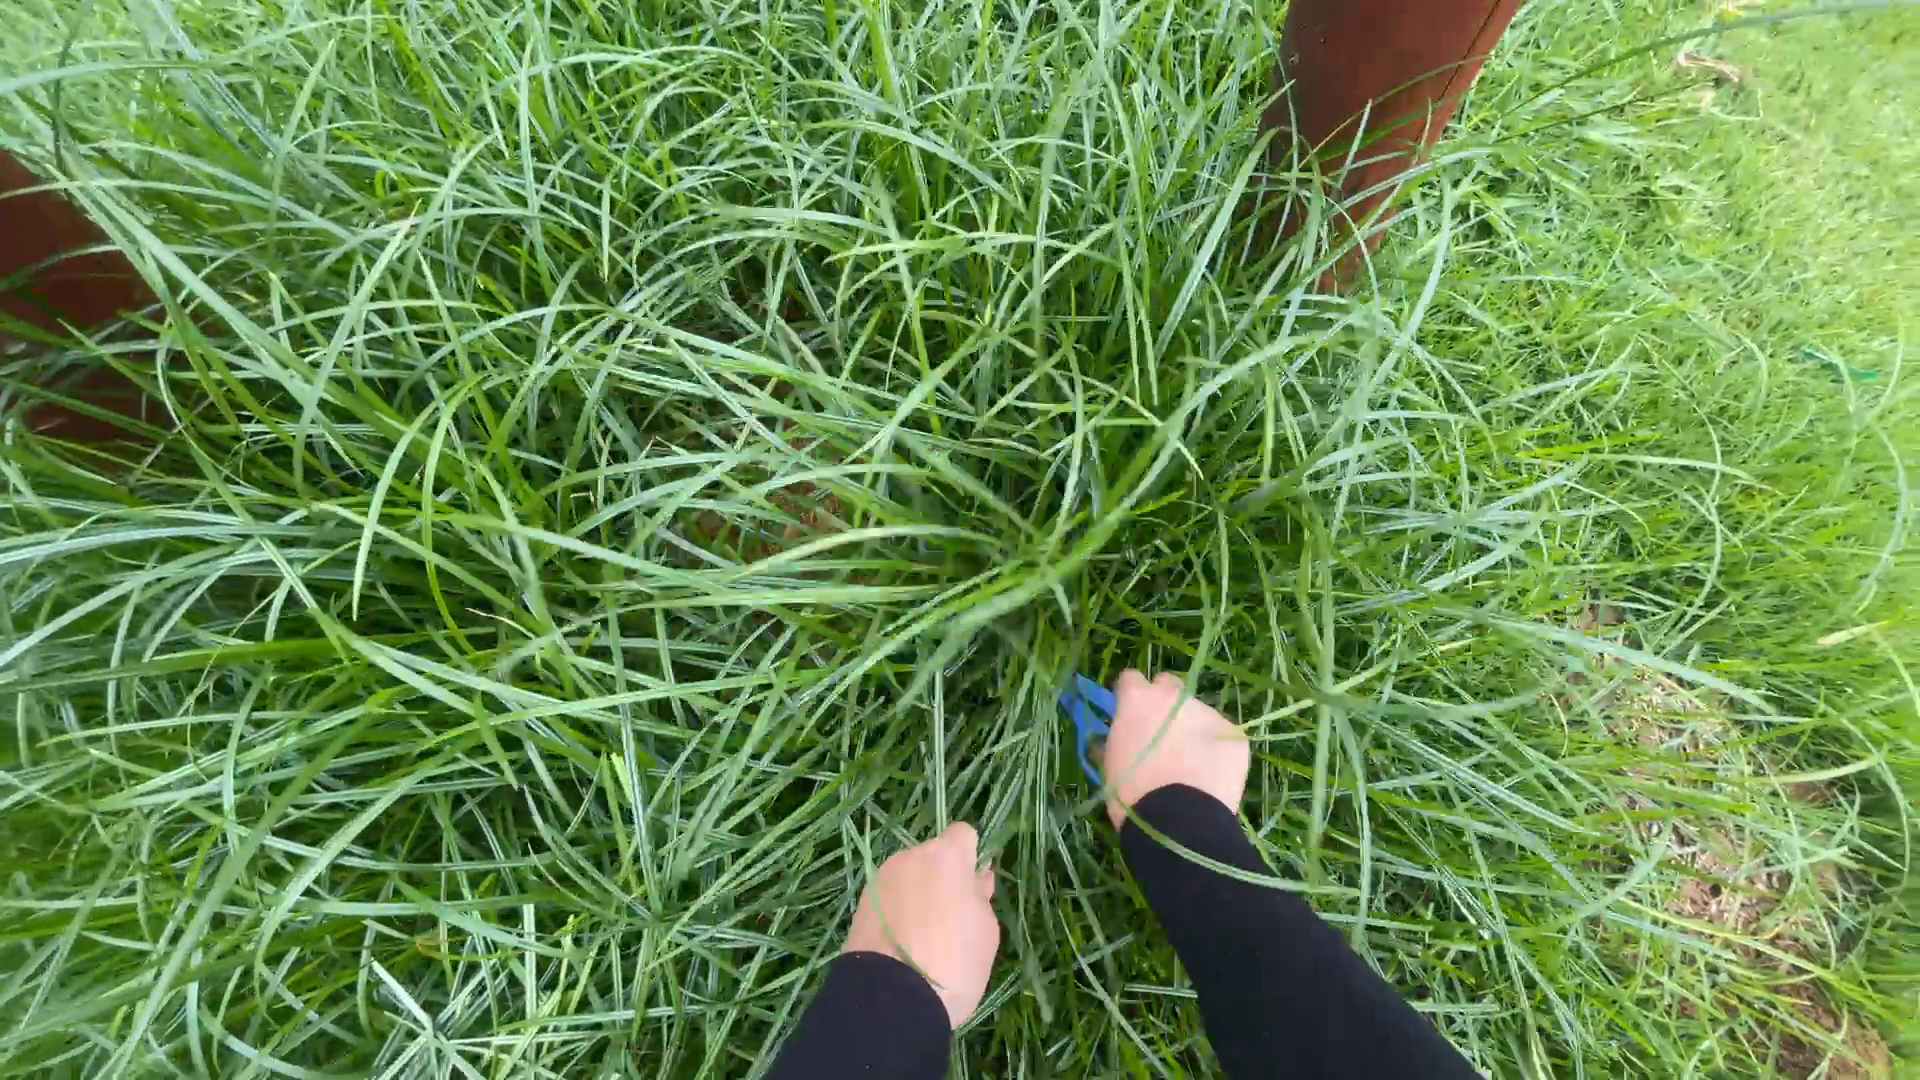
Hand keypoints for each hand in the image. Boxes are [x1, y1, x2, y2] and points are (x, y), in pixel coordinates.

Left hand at [842, 821, 1000, 1027]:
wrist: (890, 1000)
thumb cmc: (952, 961)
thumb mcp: (986, 932)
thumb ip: (981, 898)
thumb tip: (976, 880)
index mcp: (946, 856)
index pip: (963, 834)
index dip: (971, 857)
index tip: (973, 888)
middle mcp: (910, 857)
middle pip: (933, 858)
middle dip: (942, 879)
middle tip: (950, 921)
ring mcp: (881, 878)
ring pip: (909, 878)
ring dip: (917, 896)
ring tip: (922, 941)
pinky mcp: (861, 904)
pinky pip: (889, 899)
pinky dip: (897, 913)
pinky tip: (901, 947)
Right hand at [1104, 670, 1249, 827]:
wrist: (1178, 821)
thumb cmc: (1131, 792)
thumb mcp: (1110, 762)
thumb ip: (1115, 737)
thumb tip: (1115, 735)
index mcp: (1137, 698)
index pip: (1130, 679)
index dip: (1130, 695)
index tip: (1129, 713)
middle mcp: (1172, 696)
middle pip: (1168, 684)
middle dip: (1164, 701)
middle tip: (1161, 732)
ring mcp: (1207, 712)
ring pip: (1197, 712)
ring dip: (1191, 727)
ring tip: (1190, 763)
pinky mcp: (1234, 734)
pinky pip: (1222, 735)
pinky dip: (1215, 749)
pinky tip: (1210, 775)